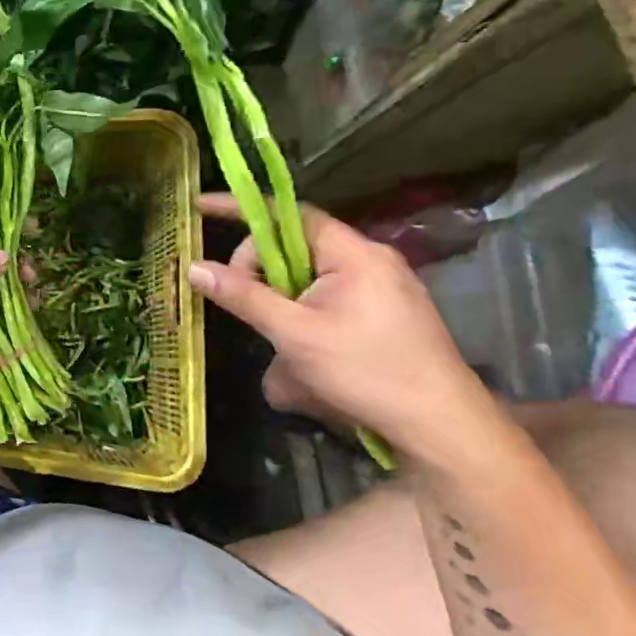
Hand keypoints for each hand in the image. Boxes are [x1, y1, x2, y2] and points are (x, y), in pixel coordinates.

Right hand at [186, 193, 494, 460]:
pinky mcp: (386, 308)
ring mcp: (383, 283)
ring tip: (273, 328)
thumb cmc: (367, 373)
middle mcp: (371, 258)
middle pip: (295, 243)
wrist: (442, 427)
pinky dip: (301, 303)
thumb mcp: (294, 334)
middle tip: (243, 302)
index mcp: (354, 254)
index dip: (242, 207)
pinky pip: (328, 289)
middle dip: (259, 266)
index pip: (288, 213)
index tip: (201, 207)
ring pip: (309, 270)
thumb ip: (243, 296)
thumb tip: (194, 268)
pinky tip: (297, 335)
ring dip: (280, 291)